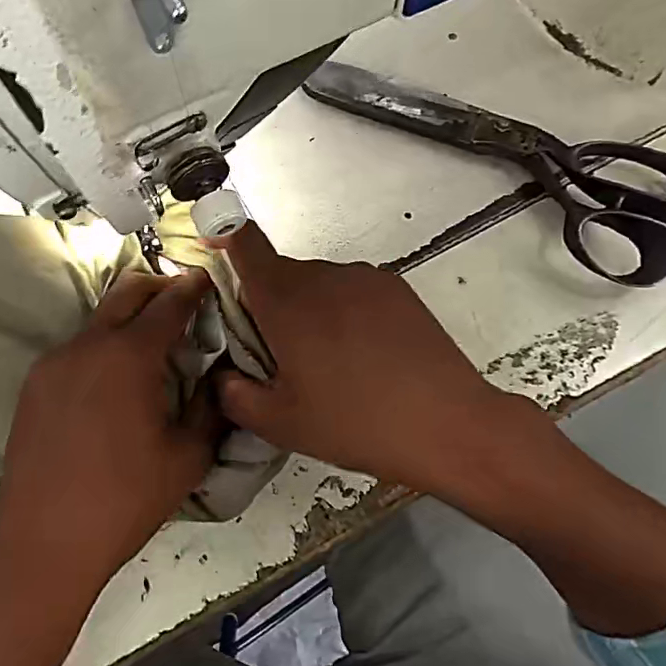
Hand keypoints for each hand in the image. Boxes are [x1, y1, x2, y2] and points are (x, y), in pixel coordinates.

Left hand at [0, 271, 221, 591]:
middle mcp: (87, 346)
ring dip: (131, 321)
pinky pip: (79, 350)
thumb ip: (210, 407)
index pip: (170, 302)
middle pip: (127, 291)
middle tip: (186, 303)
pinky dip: (106, 348)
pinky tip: (119, 385)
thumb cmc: (125, 501)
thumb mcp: (188, 457)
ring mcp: (53, 364)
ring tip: (156, 352)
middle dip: (161, 287)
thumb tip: (219, 379)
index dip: (195, 287)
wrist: (44, 543)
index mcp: (129, 357)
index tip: (211, 281)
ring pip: (100, 320)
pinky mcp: (34, 386)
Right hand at [209, 224, 539, 496]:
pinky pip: (353, 292)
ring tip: (330, 365)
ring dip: (310, 312)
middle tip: (281, 358)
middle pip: (280, 273)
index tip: (219, 265)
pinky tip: (364, 358)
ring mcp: (365, 279)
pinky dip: (345, 314)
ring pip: (318, 284)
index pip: (243, 242)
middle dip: (269, 307)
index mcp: (286, 299)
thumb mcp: (280, 423)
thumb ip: (233, 394)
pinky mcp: (397, 290)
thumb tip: (223, 376)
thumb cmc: (356, 422)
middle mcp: (325, 275)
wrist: (447, 423)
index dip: (223, 242)